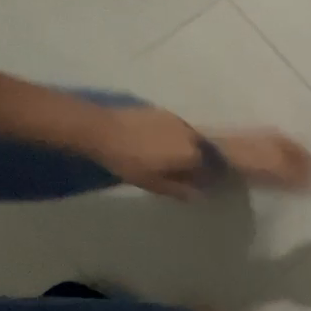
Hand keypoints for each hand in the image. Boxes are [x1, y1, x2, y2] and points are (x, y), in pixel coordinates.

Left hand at [88, 106, 213, 200]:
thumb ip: (176, 189)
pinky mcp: (168, 114)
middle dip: (195, 161)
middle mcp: (195, 139)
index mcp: (194, 156)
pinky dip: (173, 136)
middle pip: (203, 153)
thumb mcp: (149, 182)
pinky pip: (177, 129)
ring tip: (166, 152)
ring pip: (191, 139)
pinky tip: (156, 139)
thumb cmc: (126, 160)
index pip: (208, 170)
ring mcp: (182, 124)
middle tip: (178, 167)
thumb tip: (197, 195)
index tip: (192, 183)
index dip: (201, 178)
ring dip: (184, 147)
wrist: (102, 129)